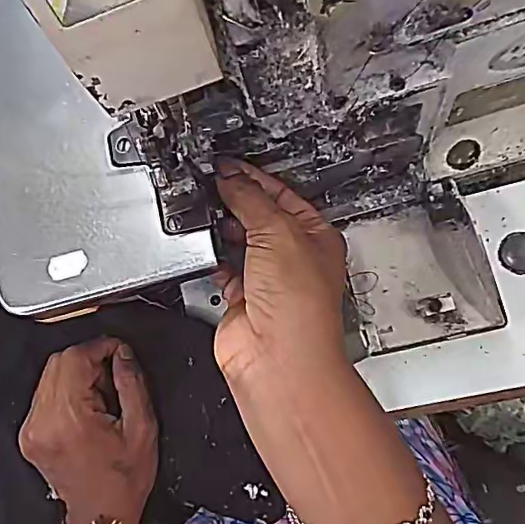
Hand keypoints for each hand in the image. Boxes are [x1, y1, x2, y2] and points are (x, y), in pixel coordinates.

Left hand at [18, 337, 157, 523]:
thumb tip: (123, 354)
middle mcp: (42, 422)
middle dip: (89, 360)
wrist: (101, 517)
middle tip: (114, 377)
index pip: (74, 359)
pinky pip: (45, 395)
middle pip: (57, 362)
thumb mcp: (143, 429)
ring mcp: (31, 430)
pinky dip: (67, 392)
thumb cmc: (125, 480)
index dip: (101, 347)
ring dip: (77, 375)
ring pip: (49, 376)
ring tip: (103, 397)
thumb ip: (132, 385)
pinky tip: (88, 410)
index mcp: (69, 420)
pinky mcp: (29, 434)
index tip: (120, 352)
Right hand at [212, 160, 350, 393]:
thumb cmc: (300, 307)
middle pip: (260, 218)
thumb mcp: (277, 232)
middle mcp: (294, 259)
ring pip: (240, 243)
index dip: (255, 178)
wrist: (278, 356)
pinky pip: (223, 270)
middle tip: (213, 187)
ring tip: (208, 216)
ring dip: (224, 232)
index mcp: (316, 237)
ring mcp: (268, 280)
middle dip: (237, 203)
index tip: (229, 166)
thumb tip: (232, 180)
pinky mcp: (243, 299)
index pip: (283, 196)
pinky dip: (214, 261)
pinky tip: (208, 252)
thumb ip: (251, 200)